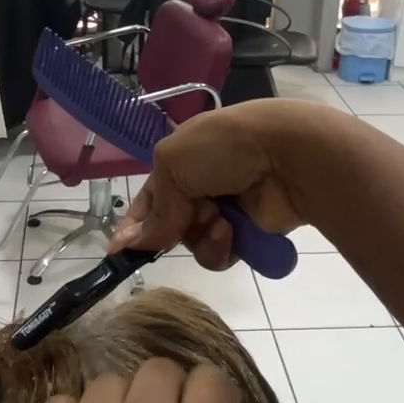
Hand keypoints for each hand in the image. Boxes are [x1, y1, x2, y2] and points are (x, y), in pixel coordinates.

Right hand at [111, 100, 341, 269]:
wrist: (287, 156)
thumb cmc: (224, 148)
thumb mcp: (173, 164)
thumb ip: (155, 208)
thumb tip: (134, 244)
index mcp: (179, 160)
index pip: (148, 199)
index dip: (133, 224)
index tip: (116, 252)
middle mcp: (199, 185)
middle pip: (168, 225)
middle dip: (172, 226)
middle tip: (188, 215)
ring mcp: (223, 210)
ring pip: (192, 242)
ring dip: (200, 234)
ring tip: (220, 218)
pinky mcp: (245, 233)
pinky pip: (217, 254)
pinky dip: (220, 247)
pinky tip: (232, 231)